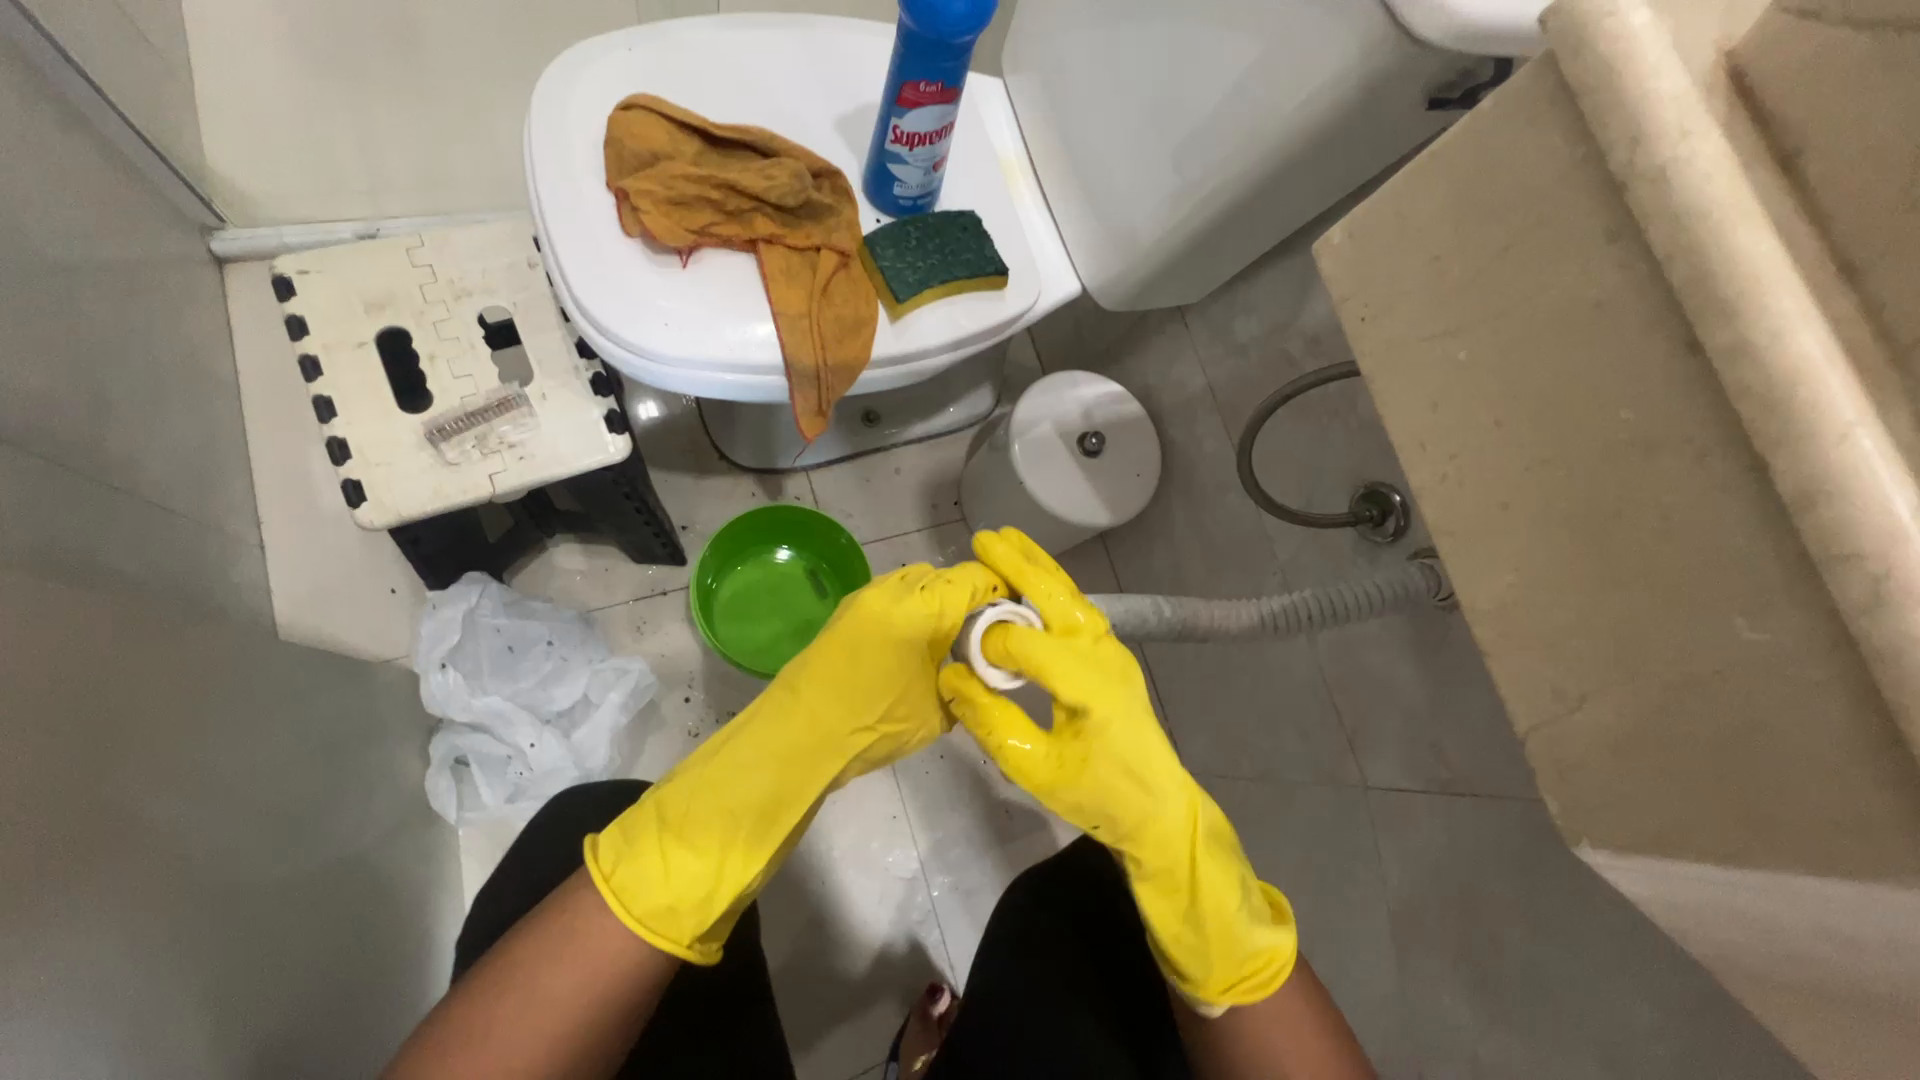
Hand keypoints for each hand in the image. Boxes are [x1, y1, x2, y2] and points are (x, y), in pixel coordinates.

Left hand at [585, 561, 1005, 965]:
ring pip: (916, 582)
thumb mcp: (938, 711)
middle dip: (969, 597)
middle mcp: (893, 589)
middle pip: (945, 576)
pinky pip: (892, 596)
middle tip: (983, 633)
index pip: (975, 577)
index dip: (1000, 592)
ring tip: (949, 641)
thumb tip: (979, 664)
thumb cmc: (873, 724)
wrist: (797, 736)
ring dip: (937, 602)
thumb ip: (967, 679)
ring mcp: (865, 597)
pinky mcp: (846, 612)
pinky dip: (912, 610)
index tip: (1015, 616)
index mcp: (921, 606)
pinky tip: (915, 646)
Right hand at [938, 528, 1298, 1008]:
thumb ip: (990, 720)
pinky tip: (1035, 581)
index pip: (1027, 644)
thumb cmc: (1097, 796)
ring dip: (1039, 567)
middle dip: (1020, 565)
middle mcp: (1104, 655)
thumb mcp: (1033, 769)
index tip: (964, 659)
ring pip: (1072, 597)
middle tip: (983, 536)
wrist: (1158, 807)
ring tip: (1007, 539)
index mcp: (1088, 685)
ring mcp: (1114, 651)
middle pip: (1057, 597)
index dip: (990, 646)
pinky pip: (1080, 610)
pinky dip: (1053, 589)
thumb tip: (949, 675)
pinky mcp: (1114, 656)